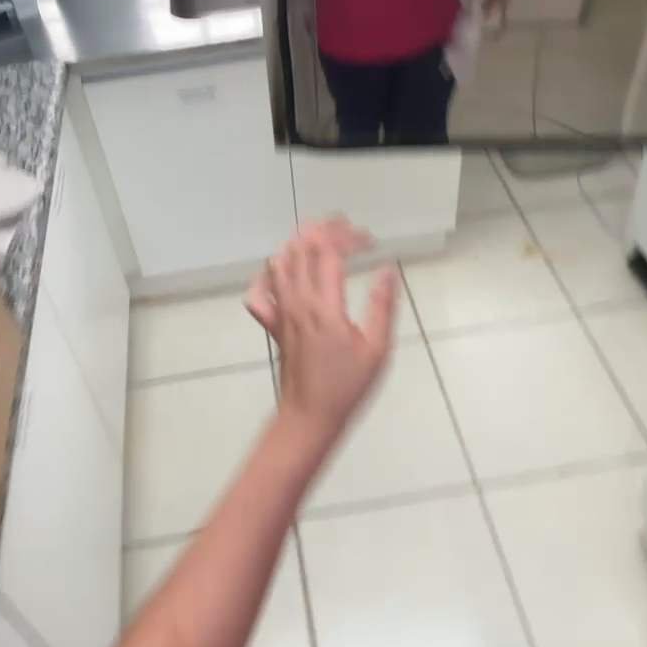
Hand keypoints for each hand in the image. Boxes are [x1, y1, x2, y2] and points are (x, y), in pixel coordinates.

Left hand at [245, 219, 400, 442]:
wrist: (309, 417)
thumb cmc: (347, 386)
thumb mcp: (377, 349)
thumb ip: (382, 305)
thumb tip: (388, 269)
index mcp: (324, 306)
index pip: (329, 253)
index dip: (347, 236)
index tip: (369, 239)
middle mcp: (297, 302)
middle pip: (300, 248)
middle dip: (323, 230)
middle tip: (347, 229)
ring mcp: (280, 311)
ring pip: (278, 263)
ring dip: (298, 245)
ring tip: (321, 242)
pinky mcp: (272, 324)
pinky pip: (258, 293)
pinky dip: (267, 277)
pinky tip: (284, 275)